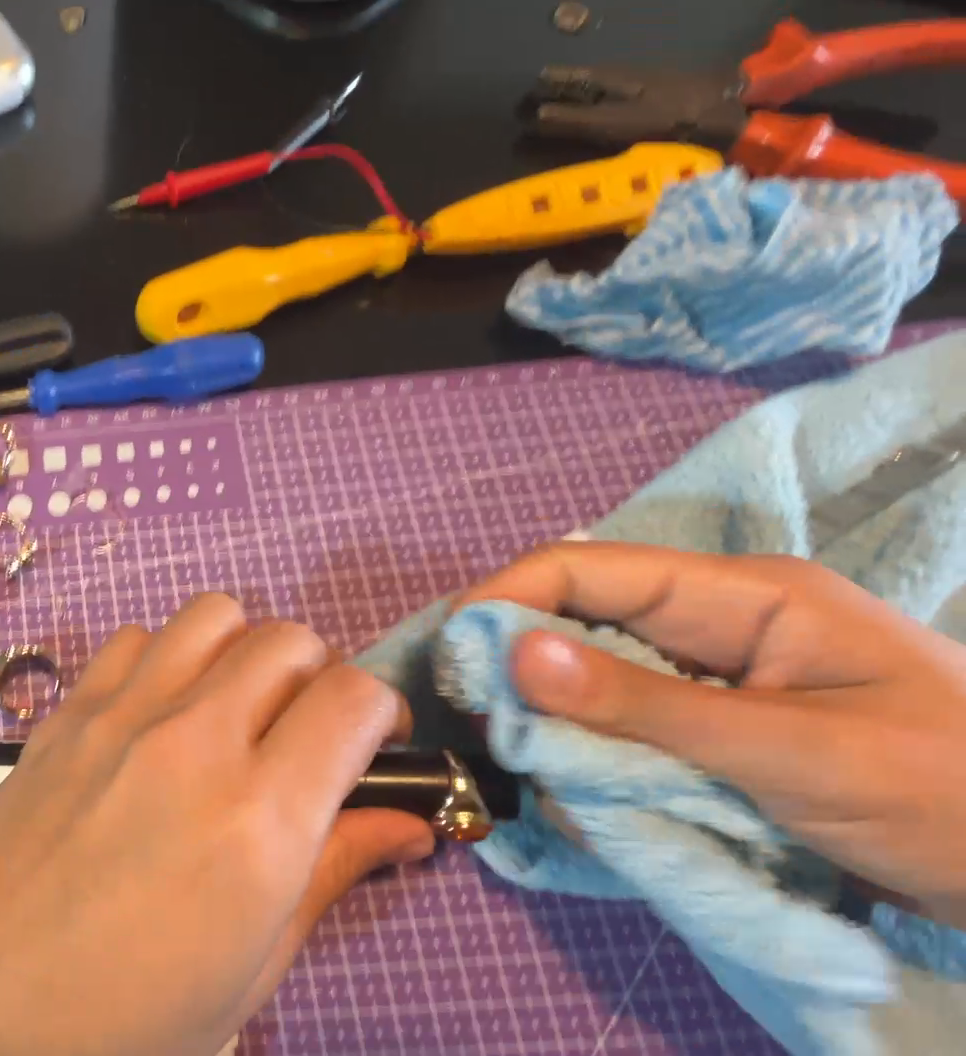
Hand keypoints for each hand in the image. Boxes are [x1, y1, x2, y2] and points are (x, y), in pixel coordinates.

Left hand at [0, 593, 432, 1055]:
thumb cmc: (128, 1012)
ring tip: (235, 707)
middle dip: (318, 675)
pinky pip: (136, 638)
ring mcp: (121, 713)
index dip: (383, 712)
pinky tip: (158, 712)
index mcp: (258, 819)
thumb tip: (407, 820)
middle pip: (288, 639)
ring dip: (244, 649)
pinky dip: (167, 657)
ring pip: (213, 615)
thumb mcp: (253, 964)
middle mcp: (193, 741)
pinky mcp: (67, 708)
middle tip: (305, 731)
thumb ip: (335, 872)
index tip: (375, 744)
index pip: (353, 698)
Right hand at [460, 542, 965, 926]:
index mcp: (742, 597)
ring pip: (590, 678)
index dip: (507, 596)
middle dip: (521, 666)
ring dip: (555, 722)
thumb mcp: (798, 755)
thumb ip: (646, 705)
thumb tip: (509, 653)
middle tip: (484, 724)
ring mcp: (710, 679)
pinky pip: (620, 727)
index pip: (587, 568)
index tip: (452, 657)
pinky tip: (584, 790)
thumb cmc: (961, 799)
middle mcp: (713, 625)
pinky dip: (589, 756)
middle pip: (577, 619)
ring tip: (537, 768)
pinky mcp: (710, 730)